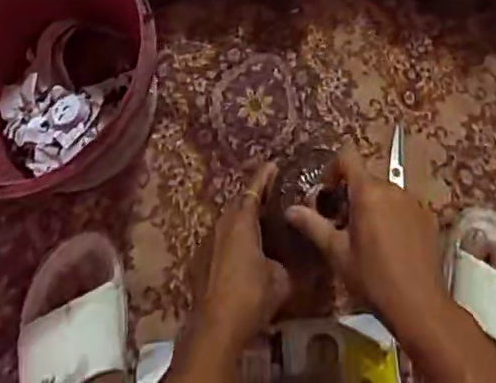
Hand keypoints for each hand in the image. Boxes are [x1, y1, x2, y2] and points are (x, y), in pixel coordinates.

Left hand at [182, 162, 291, 359]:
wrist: (214, 330)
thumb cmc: (251, 295)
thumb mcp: (281, 279)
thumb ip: (288, 262)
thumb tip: (297, 260)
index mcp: (242, 220)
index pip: (254, 188)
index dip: (265, 175)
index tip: (274, 165)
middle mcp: (222, 224)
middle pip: (238, 202)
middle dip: (253, 197)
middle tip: (271, 196)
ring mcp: (207, 243)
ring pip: (227, 222)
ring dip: (241, 219)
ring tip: (258, 223)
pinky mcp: (199, 263)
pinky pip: (219, 241)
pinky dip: (231, 239)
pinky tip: (241, 252)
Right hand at [285, 145, 495, 382]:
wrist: (418, 303)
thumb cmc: (372, 277)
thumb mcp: (337, 253)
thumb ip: (313, 226)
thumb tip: (291, 210)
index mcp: (367, 191)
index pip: (348, 156)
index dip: (334, 168)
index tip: (328, 192)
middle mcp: (392, 188)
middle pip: (366, 179)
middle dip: (351, 195)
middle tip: (342, 225)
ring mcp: (413, 200)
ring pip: (385, 193)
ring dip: (372, 205)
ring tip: (367, 238)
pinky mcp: (427, 216)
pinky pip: (403, 206)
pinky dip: (392, 216)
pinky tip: (391, 246)